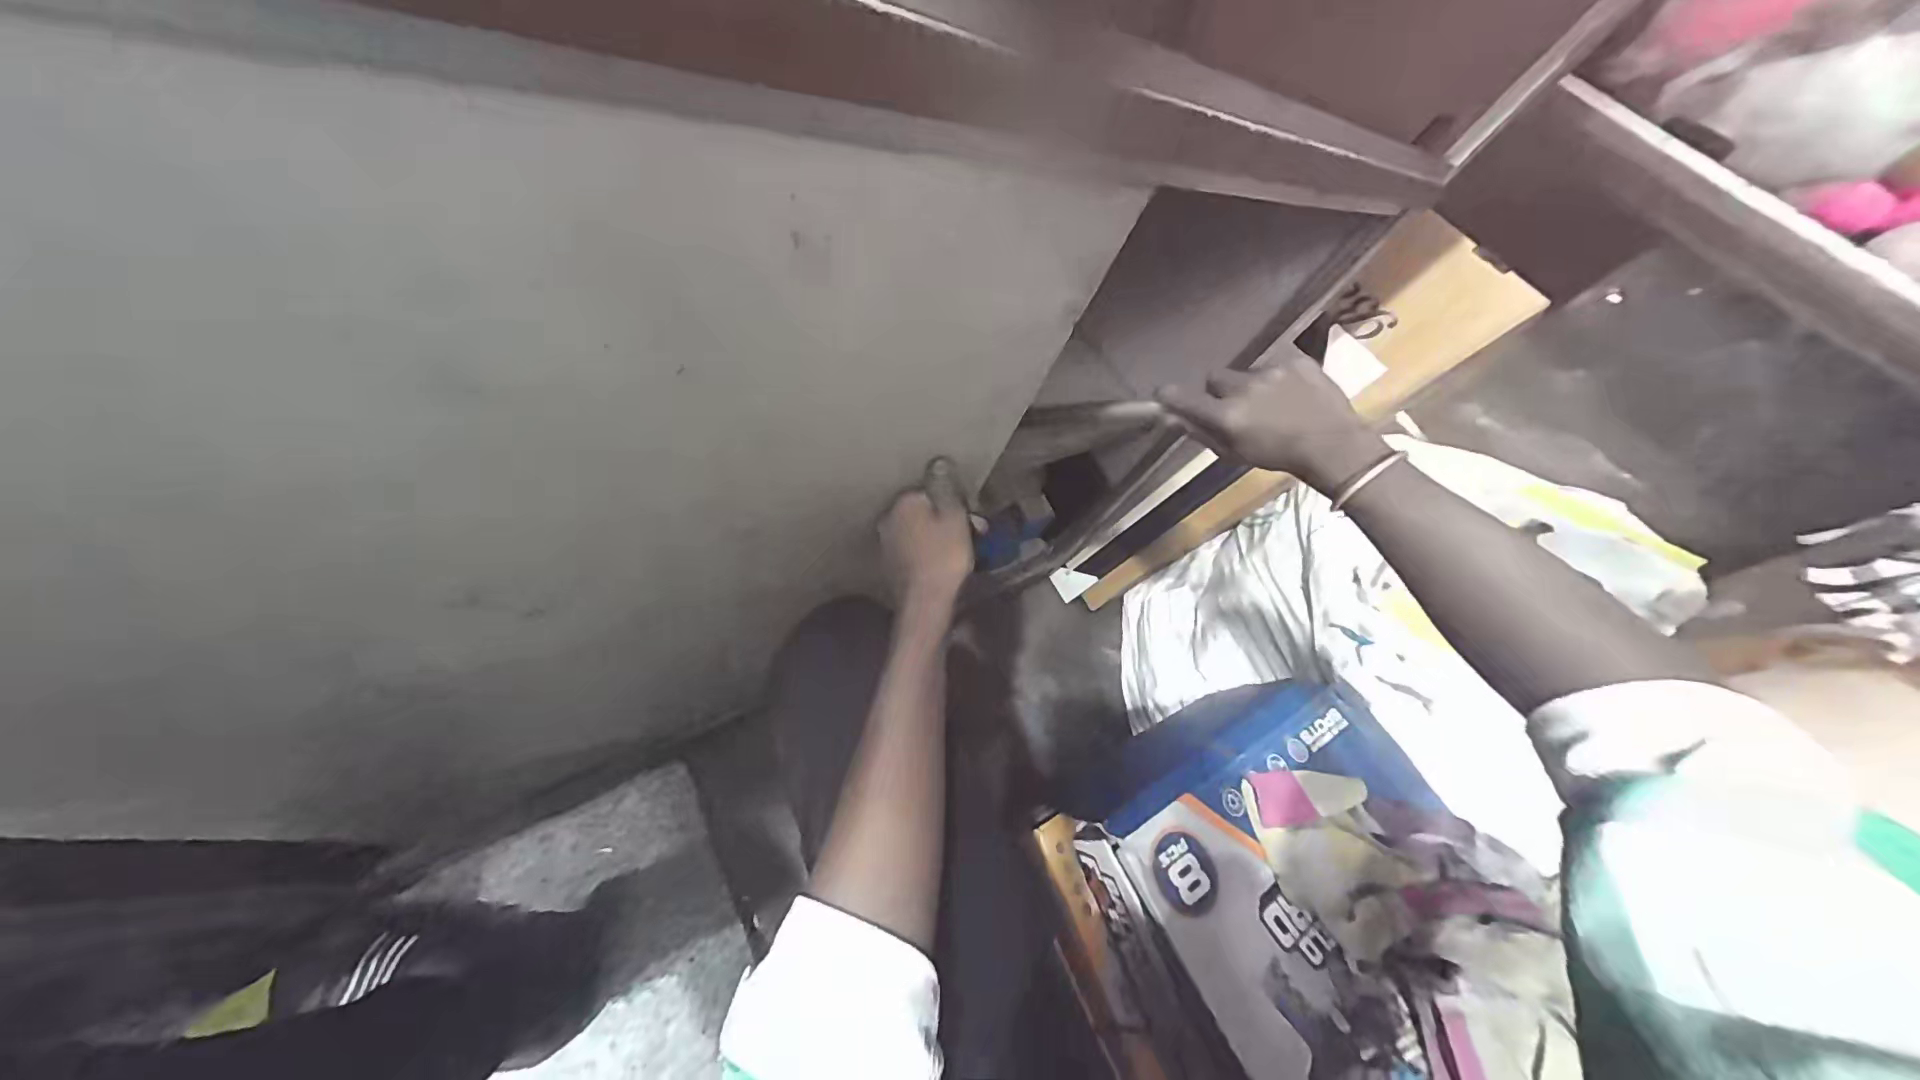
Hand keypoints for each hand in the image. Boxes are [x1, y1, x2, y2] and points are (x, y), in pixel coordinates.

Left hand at [880, 457, 975, 609]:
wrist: (924, 602)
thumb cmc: (944, 556)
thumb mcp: (954, 518)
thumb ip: (946, 488)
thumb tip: (938, 461)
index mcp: (904, 502)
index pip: (930, 490)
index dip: (953, 501)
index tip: (970, 516)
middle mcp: (888, 518)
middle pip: (923, 510)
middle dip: (947, 518)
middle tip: (972, 533)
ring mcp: (886, 542)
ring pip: (918, 529)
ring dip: (938, 534)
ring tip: (961, 550)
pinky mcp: (889, 563)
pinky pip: (913, 548)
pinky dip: (928, 550)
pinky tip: (942, 562)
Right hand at [1156, 350, 1389, 493]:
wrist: (1333, 445)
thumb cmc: (1277, 455)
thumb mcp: (1233, 453)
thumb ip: (1201, 433)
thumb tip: (1172, 418)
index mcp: (1227, 415)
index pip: (1184, 398)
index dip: (1170, 396)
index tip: (1164, 395)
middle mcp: (1244, 388)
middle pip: (1214, 377)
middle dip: (1219, 389)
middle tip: (1235, 405)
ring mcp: (1271, 370)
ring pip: (1245, 370)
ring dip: (1249, 383)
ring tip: (1270, 401)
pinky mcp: (1296, 359)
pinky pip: (1273, 362)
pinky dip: (1276, 376)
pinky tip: (1290, 392)